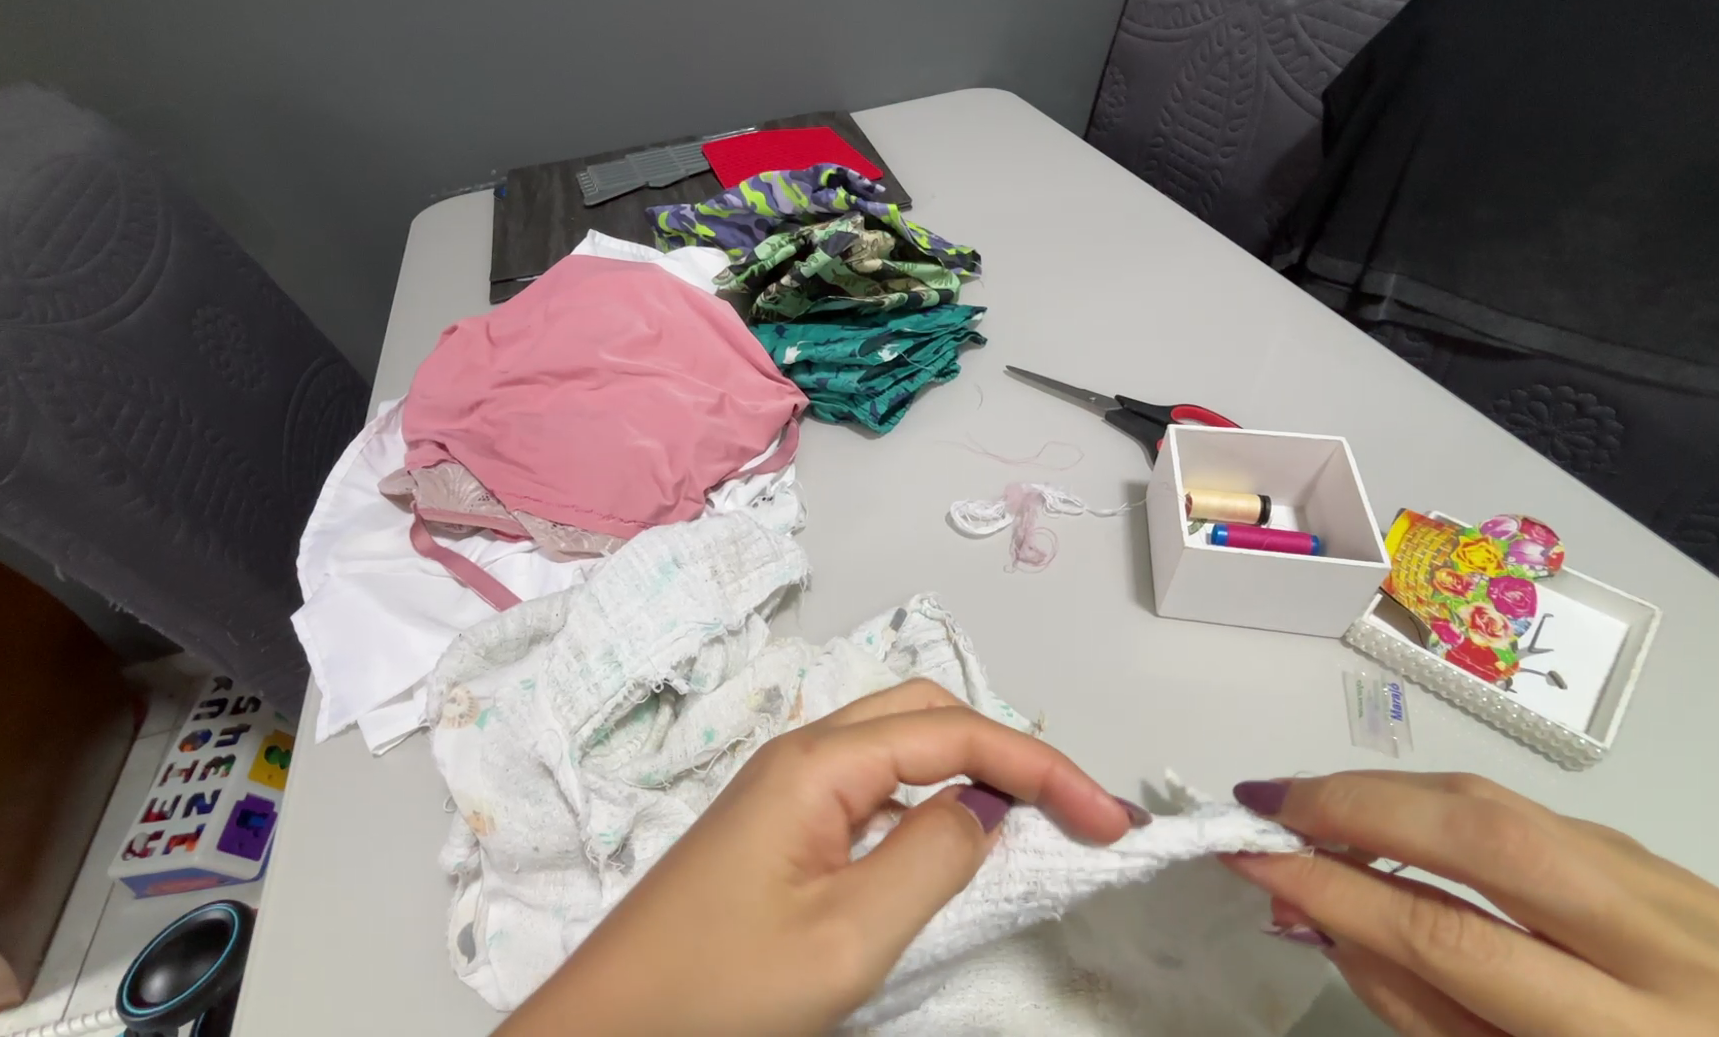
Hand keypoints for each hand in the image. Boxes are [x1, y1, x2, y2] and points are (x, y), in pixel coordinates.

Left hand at [495, 679, 1139, 1036]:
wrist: (609, 1026)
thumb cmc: (723, 987)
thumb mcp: (849, 935)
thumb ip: (932, 857)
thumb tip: (985, 803)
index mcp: (819, 761)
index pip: (954, 732)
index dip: (1041, 766)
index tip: (1109, 820)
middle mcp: (803, 750)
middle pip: (925, 714)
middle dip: (1005, 749)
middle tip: (1067, 811)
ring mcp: (787, 781)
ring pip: (897, 742)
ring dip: (966, 766)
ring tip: (1023, 818)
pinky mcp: (780, 816)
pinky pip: (870, 783)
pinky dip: (924, 796)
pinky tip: (945, 835)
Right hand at [1219, 771, 1718, 1035]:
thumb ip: (1403, 993)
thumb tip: (1304, 896)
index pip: (1449, 938)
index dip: (1332, 888)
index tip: (1245, 853)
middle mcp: (1675, 955)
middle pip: (1482, 837)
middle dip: (1352, 807)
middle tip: (1264, 802)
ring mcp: (1674, 892)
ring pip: (1495, 804)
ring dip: (1378, 794)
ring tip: (1302, 802)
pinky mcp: (1656, 859)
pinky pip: (1518, 813)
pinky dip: (1429, 807)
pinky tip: (1387, 823)